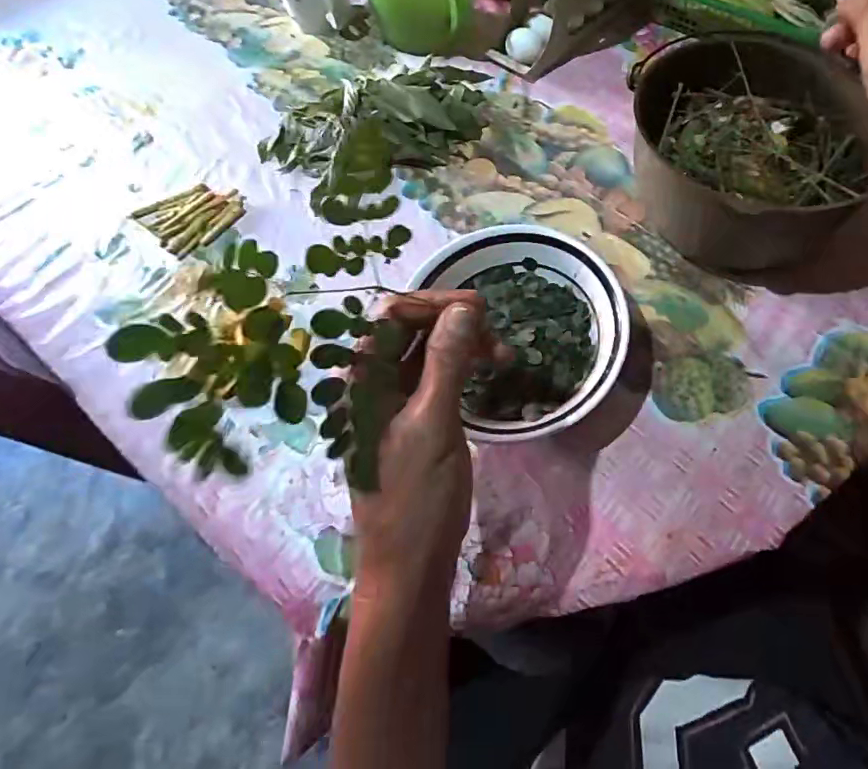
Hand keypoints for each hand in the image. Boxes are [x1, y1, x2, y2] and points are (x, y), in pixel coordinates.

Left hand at [350, 291, 505, 597]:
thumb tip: (464, 307)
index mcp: (364, 380)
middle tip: (496, 335)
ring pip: (428, 350)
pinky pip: (437, 375)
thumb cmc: (416, 500)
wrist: (409, 566)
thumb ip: (446, 363)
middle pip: (411, 328)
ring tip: (502, 355)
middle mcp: (374, 382)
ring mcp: (395, 400)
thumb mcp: (433, 426)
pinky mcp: (415, 416)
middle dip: (454, 321)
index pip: (392, 314)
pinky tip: (488, 369)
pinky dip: (463, 366)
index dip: (434, 302)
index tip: (480, 308)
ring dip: (463, 343)